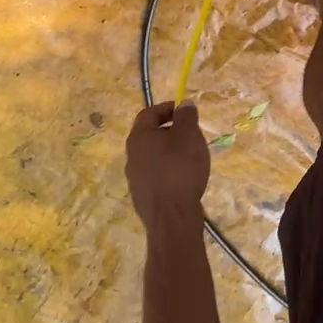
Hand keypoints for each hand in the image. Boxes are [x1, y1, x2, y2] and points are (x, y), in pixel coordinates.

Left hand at [125, 102, 209, 226]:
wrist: (172, 218)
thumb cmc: (180, 168)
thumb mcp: (189, 135)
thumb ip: (186, 116)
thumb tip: (184, 104)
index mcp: (138, 138)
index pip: (148, 113)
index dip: (167, 108)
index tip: (184, 111)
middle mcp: (131, 157)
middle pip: (150, 135)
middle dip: (171, 131)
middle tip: (191, 134)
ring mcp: (135, 179)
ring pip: (154, 157)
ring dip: (170, 152)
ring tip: (191, 157)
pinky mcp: (143, 198)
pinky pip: (156, 176)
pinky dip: (169, 171)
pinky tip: (185, 179)